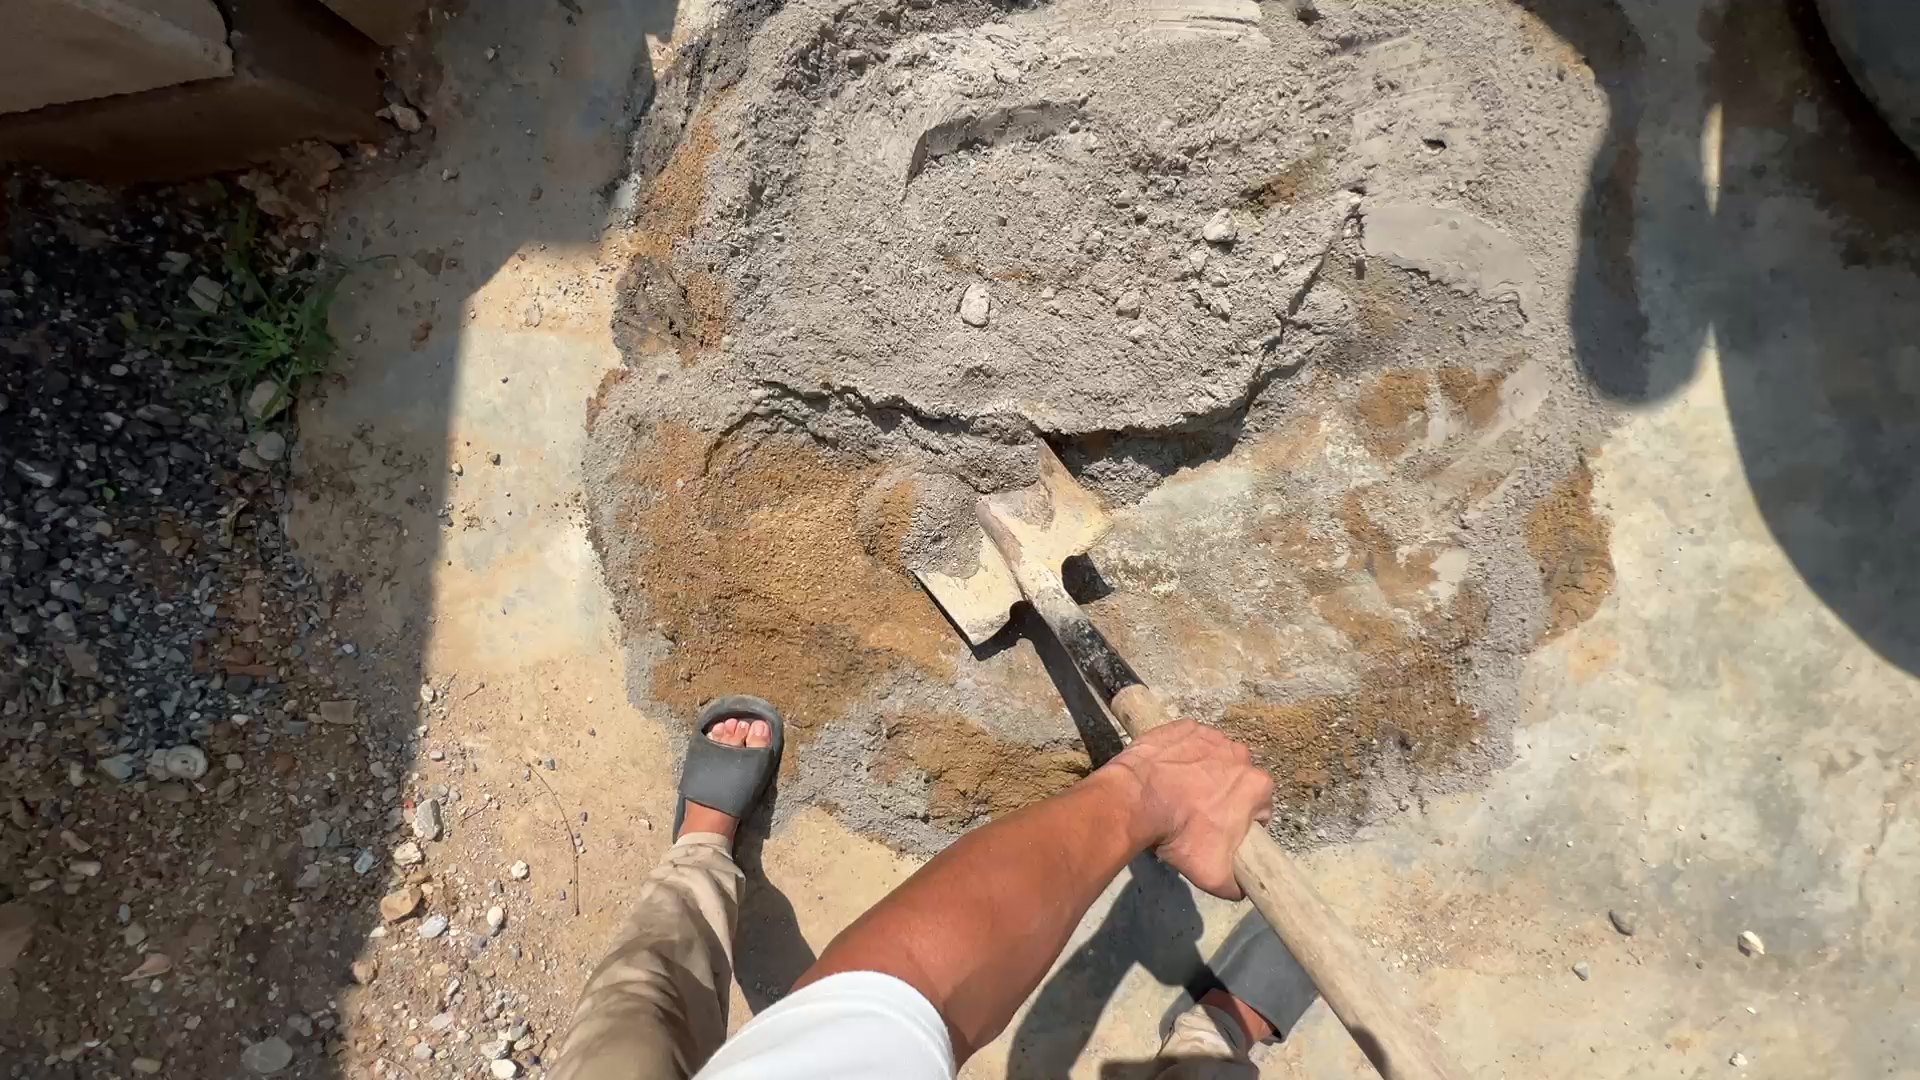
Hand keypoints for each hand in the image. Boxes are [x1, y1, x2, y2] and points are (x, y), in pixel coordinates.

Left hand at [1101, 720, 1273, 897]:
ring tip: (1178, 790)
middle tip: (1197, 812)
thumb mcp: (1216, 876)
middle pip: (1236, 779)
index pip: (1259, 808)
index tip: (1221, 830)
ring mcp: (1208, 735)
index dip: (1242, 822)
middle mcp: (1239, 754)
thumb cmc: (1179, 835)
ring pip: (1212, 757)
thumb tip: (1242, 886)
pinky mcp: (1180, 725)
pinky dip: (1179, 752)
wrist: (1134, 800)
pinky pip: (1187, 739)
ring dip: (1202, 770)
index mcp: (1258, 786)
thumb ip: (1240, 884)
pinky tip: (1166, 769)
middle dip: (1223, 794)